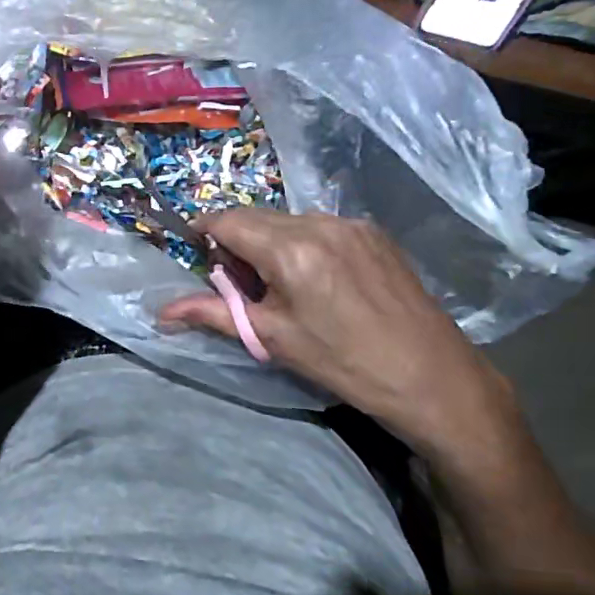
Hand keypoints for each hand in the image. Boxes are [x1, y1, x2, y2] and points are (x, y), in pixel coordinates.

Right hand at [160, 209, 513, 454]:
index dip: (203, 232)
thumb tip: (161, 314)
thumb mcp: (273, 339)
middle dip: (237, 241)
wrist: (433, 378)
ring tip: (283, 286)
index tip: (196, 253)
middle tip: (241, 283)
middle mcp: (319, 223)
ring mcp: (351, 224)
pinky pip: (320, 226)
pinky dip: (303, 243)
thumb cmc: (344, 363)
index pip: (227, 221)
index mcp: (291, 250)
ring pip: (288, 221)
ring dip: (270, 242)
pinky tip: (319, 281)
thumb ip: (213, 314)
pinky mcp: (373, 232)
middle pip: (256, 217)